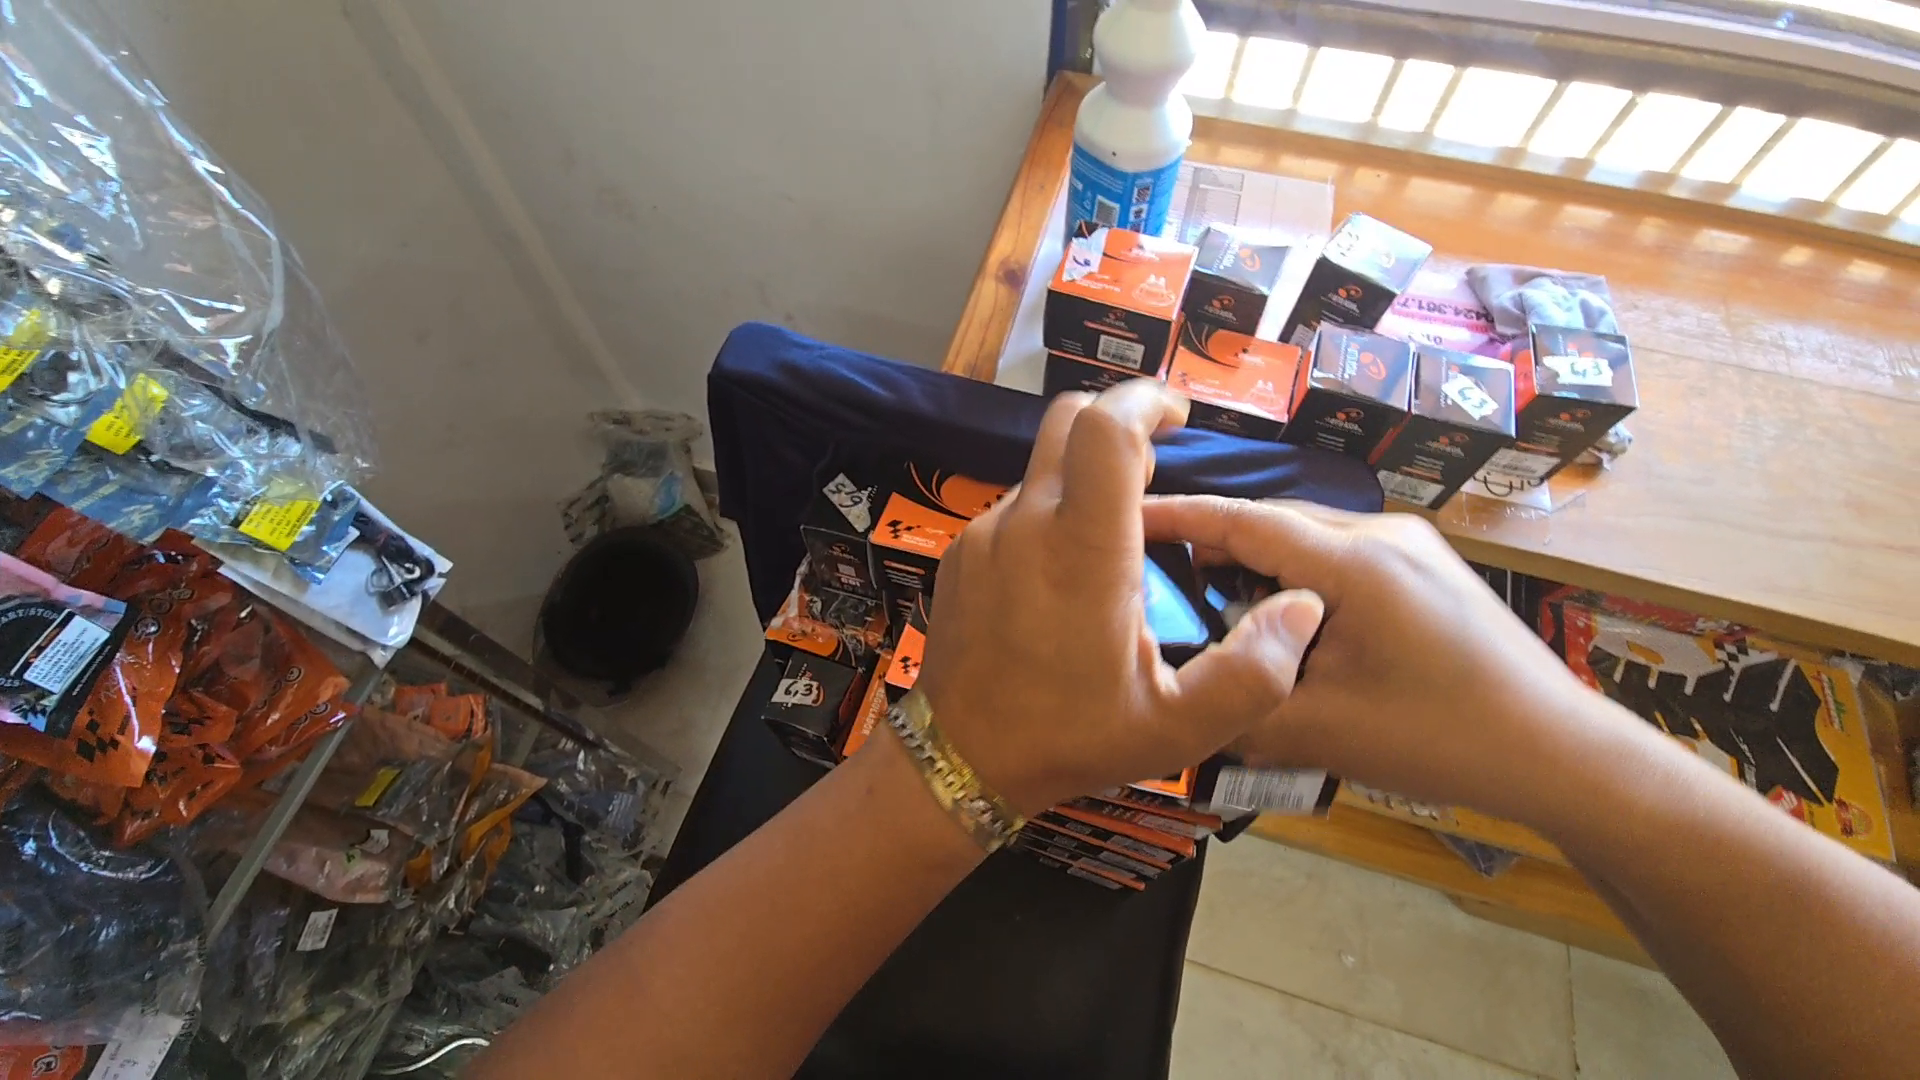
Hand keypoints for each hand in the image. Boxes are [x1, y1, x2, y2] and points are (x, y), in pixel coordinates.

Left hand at [915, 382, 1325, 816]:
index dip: (1146, 400)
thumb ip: (1255, 671)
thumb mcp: (1179, 727)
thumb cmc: (1070, 740)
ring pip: (1041, 468)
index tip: (1178, 417)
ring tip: (1114, 546)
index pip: (1105, 428)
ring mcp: (984, 535)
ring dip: (1084, 480)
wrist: (961, 759)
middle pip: (1067, 421)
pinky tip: (1064, 578)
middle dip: (1118, 426)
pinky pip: (1014, 508)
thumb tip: (1302, 606)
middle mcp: (1025, 525)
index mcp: (1083, 550)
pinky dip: (1050, 515)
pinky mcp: (962, 553)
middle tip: (1152, 477)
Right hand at [1141, 496, 1625, 822]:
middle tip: (1160, 575)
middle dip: (1213, 544)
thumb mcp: (1322, 732)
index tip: (1125, 513)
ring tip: (1212, 595)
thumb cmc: (1442, 739)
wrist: (1562, 755)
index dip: (1180, 515)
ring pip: (1303, 537)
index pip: (1246, 522)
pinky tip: (1277, 611)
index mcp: (1358, 564)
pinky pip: (1334, 555)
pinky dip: (1291, 574)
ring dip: (1254, 561)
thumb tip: (1181, 698)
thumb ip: (1240, 707)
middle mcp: (1383, 535)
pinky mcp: (1420, 567)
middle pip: (1273, 523)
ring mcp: (1408, 546)